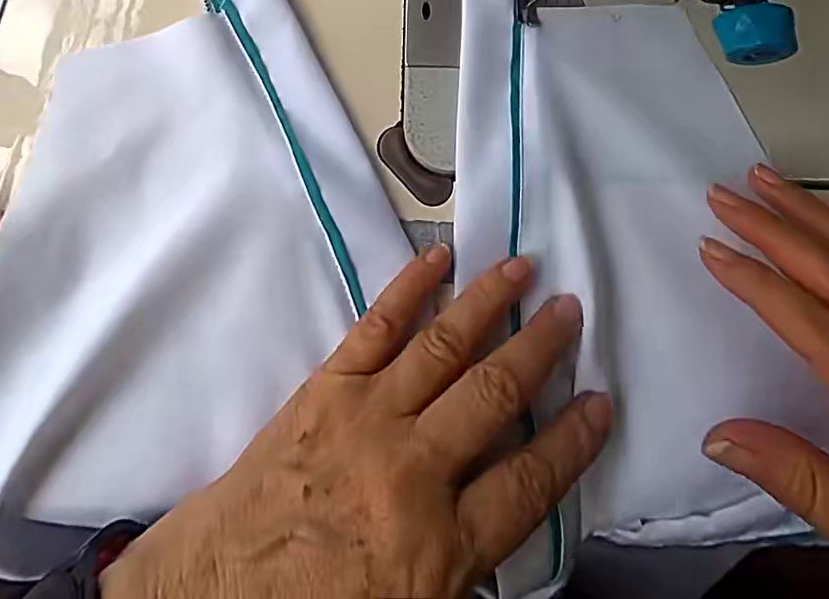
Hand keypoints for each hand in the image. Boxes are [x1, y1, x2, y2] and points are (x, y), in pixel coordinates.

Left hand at [100, 244, 611, 598]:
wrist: (228, 581)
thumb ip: (467, 556)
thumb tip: (501, 502)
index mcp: (444, 541)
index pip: (531, 480)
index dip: (573, 440)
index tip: (600, 402)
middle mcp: (415, 466)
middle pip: (494, 395)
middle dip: (538, 349)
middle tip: (568, 310)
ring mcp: (368, 414)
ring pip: (443, 348)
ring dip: (486, 304)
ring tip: (521, 269)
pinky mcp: (327, 384)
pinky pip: (377, 327)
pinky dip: (409, 289)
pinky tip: (437, 260)